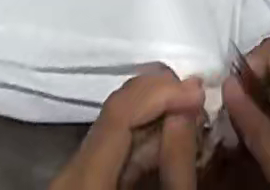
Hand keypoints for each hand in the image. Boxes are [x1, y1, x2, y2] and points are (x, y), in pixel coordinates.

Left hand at [51, 68, 204, 189]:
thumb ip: (176, 161)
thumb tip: (191, 100)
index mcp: (84, 177)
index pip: (121, 109)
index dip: (162, 91)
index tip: (199, 90)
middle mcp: (69, 168)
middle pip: (117, 109)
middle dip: (162, 95)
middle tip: (198, 96)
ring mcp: (72, 172)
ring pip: (116, 124)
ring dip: (156, 111)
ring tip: (190, 109)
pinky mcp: (81, 179)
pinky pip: (113, 144)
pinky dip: (144, 133)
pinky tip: (169, 132)